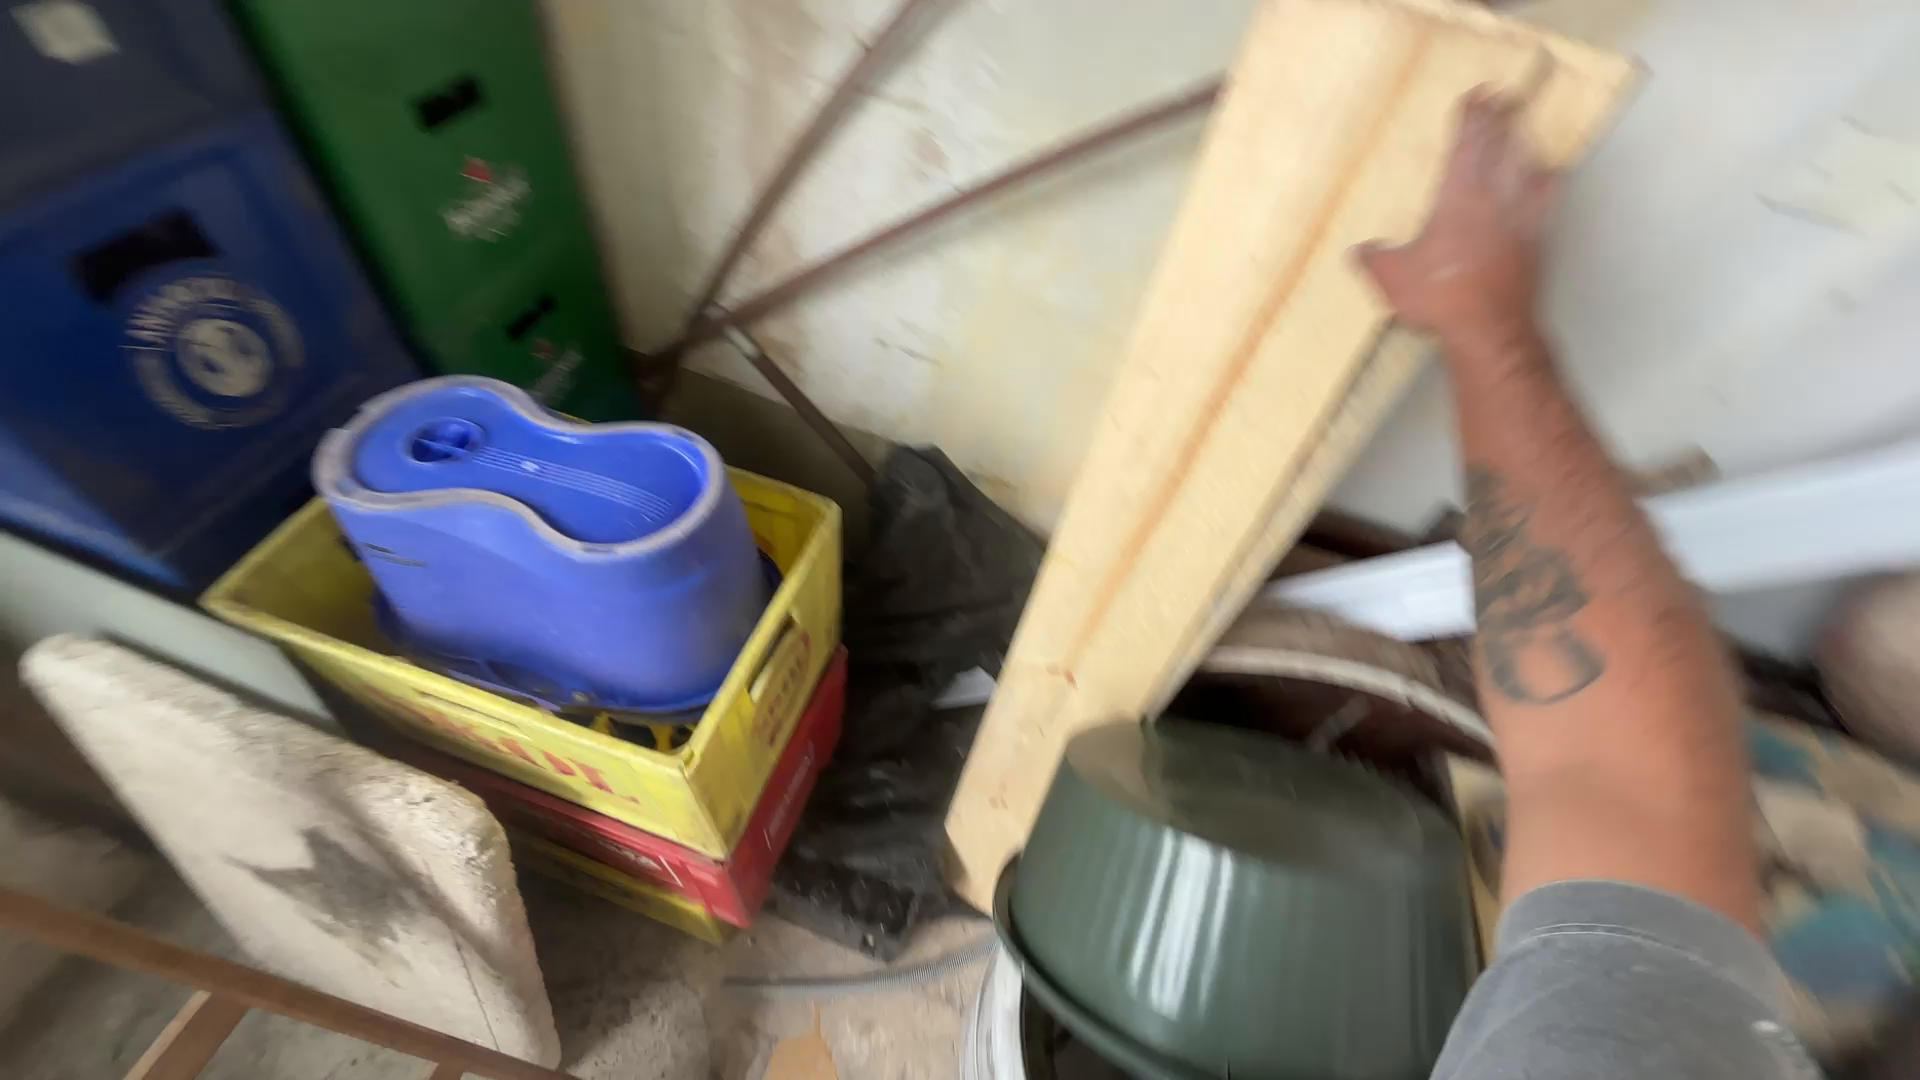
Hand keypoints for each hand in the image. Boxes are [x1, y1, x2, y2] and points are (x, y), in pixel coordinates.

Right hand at [1354, 88, 1558, 356]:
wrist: (1488, 326)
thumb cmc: (1438, 297)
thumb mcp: (1390, 278)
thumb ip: (1375, 258)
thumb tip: (1361, 250)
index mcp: (1458, 198)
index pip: (1468, 145)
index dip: (1472, 118)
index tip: (1475, 98)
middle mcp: (1496, 196)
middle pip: (1504, 145)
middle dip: (1502, 120)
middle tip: (1503, 99)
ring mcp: (1522, 215)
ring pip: (1529, 164)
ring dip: (1525, 143)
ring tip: (1521, 131)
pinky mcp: (1538, 236)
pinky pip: (1548, 197)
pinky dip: (1547, 180)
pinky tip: (1548, 176)